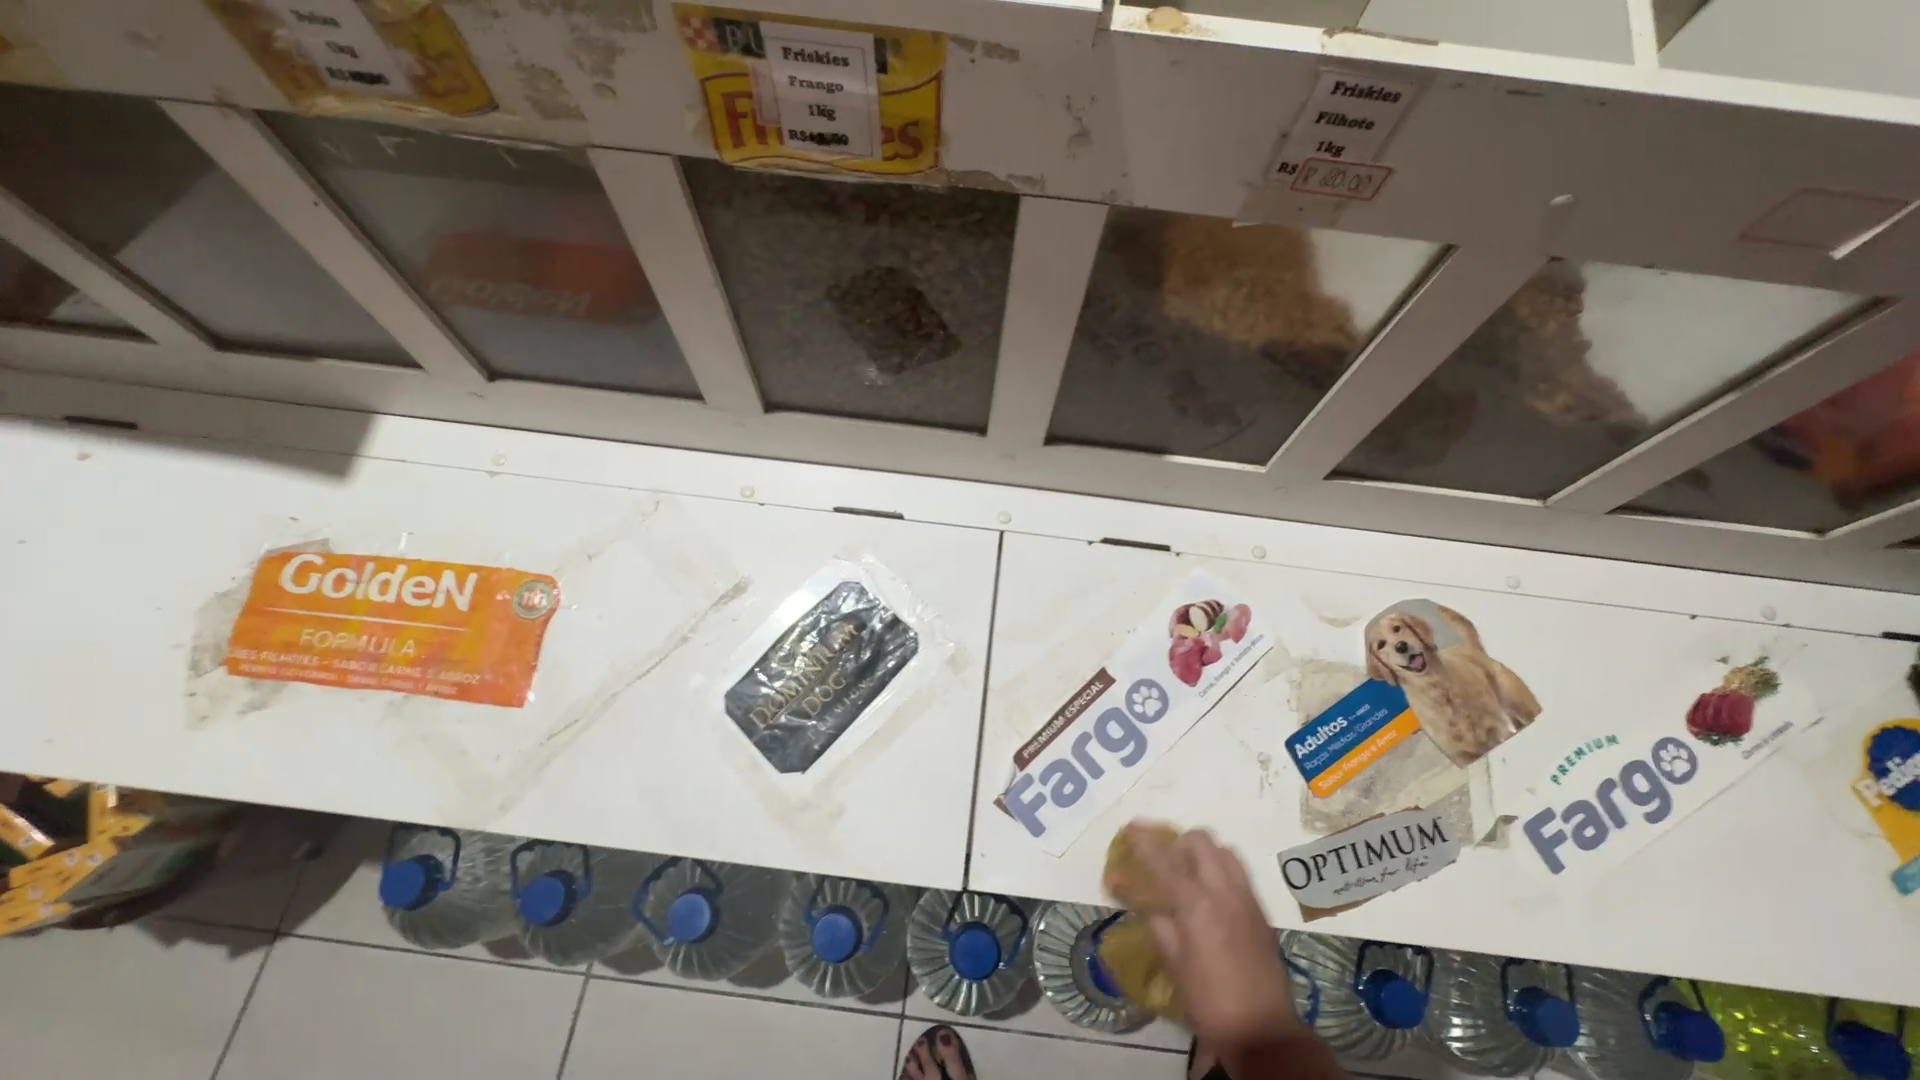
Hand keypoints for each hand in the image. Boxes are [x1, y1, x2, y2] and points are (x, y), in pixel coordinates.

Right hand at [1129, 826, 1303, 1053]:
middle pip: (1201, 841)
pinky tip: (1211, 896)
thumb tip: (1146, 903)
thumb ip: (1159, 925)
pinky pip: (1240, 874)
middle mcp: (1224, 891)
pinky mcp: (1262, 912)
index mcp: (1196, 904)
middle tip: (1162, 861)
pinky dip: (1221, 871)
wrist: (1263, 1031)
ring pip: (1226, 852)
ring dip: (1204, 853)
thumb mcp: (1174, 964)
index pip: (1164, 860)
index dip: (1143, 842)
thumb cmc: (1209, 1000)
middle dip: (1177, 842)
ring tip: (1188, 874)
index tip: (1129, 830)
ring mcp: (1248, 899)